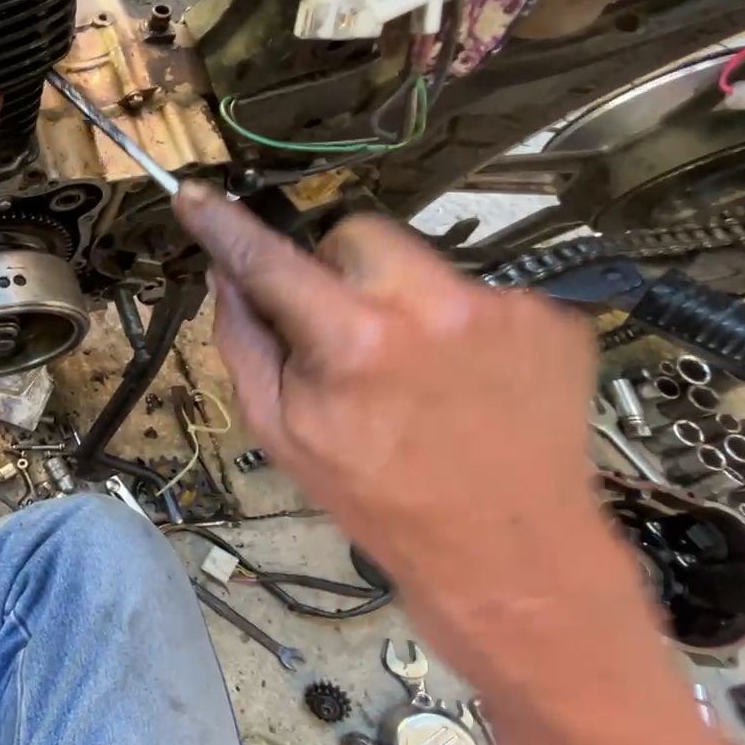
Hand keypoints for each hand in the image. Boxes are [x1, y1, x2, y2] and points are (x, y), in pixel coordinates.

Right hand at [170, 182, 602, 610]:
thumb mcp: (277, 427)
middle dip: (331, 268)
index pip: (270, 260)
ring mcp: (504, 309)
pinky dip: (445, 321)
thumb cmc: (373, 494)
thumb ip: (243, 340)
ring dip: (389, 295)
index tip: (192, 193)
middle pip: (354, 235)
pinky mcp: (551, 319)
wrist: (508, 550)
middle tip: (332, 328)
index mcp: (355, 341)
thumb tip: (225, 275)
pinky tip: (452, 377)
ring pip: (413, 260)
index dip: (222, 224)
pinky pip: (468, 291)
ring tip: (402, 367)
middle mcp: (435, 308)